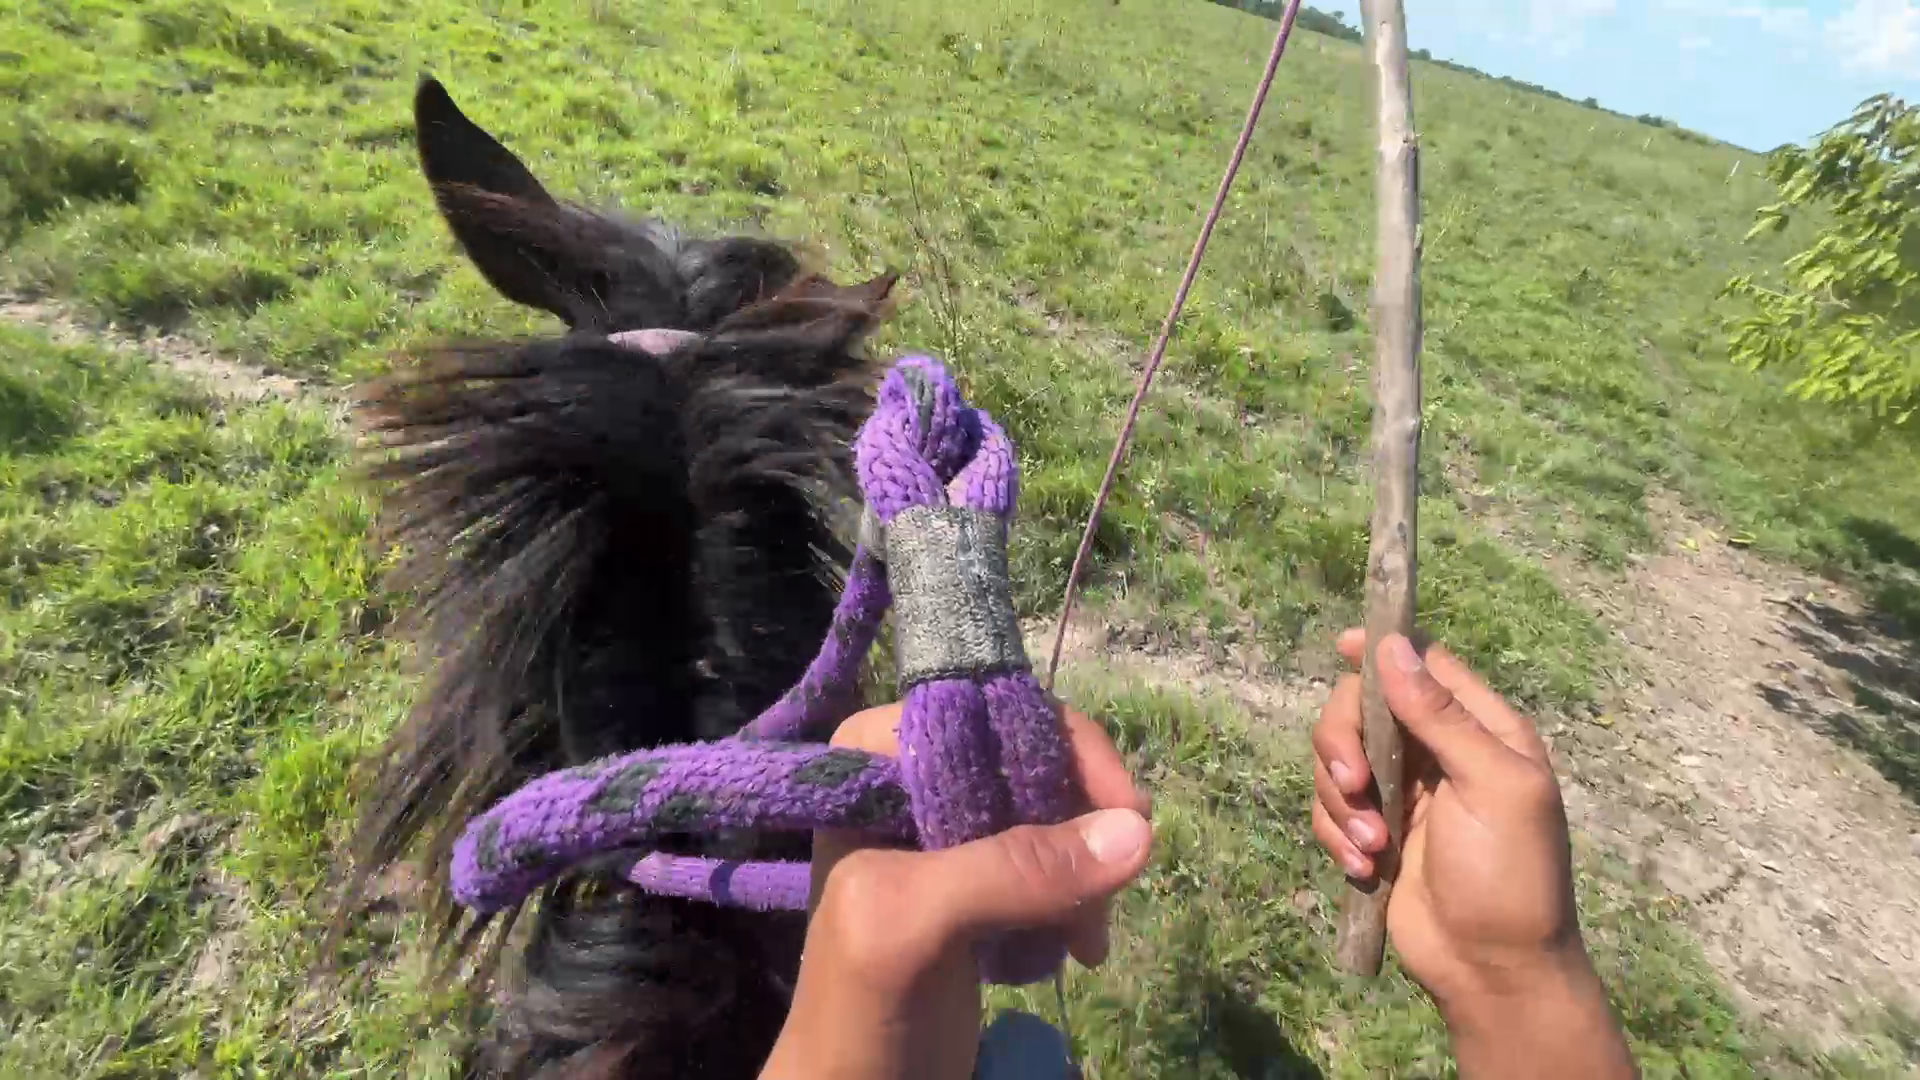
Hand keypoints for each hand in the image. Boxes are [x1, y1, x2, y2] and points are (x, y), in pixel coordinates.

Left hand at [760, 699, 1152, 1079]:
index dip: (1063, 744)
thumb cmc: (858, 1007)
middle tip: (1111, 882)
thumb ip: (1011, 869)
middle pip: (1028, 754)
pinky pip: (1052, 852)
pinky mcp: (980, 873)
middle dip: (1081, 814)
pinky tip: (1080, 943)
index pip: (988, 710)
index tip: (1123, 807)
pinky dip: (1078, 892)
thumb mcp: (914, 924)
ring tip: (1089, 937)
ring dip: (1085, 864)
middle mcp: (914, 773)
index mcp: (878, 754)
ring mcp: (949, 822)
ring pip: (1050, 803)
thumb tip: (1135, 829)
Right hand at [1312, 630, 1635, 1079]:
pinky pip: (1327, 803)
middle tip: (1355, 786)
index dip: (1382, 651)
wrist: (1489, 970)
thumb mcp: (1491, 788)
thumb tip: (1391, 646)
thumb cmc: (1509, 876)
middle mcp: (1432, 750)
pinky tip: (1363, 864)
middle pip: (1360, 708)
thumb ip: (1440, 716)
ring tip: (1372, 846)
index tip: (1343, 647)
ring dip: (1342, 802)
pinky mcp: (1369, 821)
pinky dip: (1336, 831)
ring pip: (1334, 756)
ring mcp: (1397, 787)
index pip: (1423, 665)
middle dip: (1343, 745)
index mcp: (1477, 731)